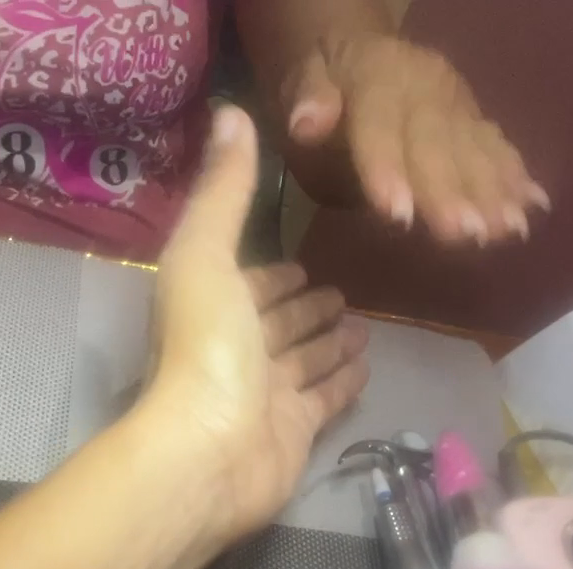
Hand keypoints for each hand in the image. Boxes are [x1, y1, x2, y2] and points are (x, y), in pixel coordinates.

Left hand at [132, 105, 369, 552]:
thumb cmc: (205, 349)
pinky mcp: (294, 434)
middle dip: (305, 308)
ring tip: (363, 326)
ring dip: (328, 342)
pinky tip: (367, 364)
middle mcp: (236, 353)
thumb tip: (230, 114)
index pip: (246, 289)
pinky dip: (342, 383)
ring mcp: (265, 397)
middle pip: (277, 326)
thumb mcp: (206, 255)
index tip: (299, 264)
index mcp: (211, 312)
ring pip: (304, 363)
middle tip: (342, 294)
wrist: (208, 450)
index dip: (271, 277)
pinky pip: (324, 401)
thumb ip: (222, 191)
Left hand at [284, 32, 547, 246]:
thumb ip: (306, 98)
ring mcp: (457, 104)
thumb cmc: (323, 85)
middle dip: (451, 193)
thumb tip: (307, 121)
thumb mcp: (300, 80)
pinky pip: (498, 149)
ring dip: (493, 193)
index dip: (389, 169)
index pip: (381, 124)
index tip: (398, 216)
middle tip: (465, 235)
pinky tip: (533, 209)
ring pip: (475, 149)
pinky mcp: (475, 121)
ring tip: (506, 232)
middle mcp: (427, 87)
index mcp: (379, 75)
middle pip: (437, 144)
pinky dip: (516, 179)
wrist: (360, 51)